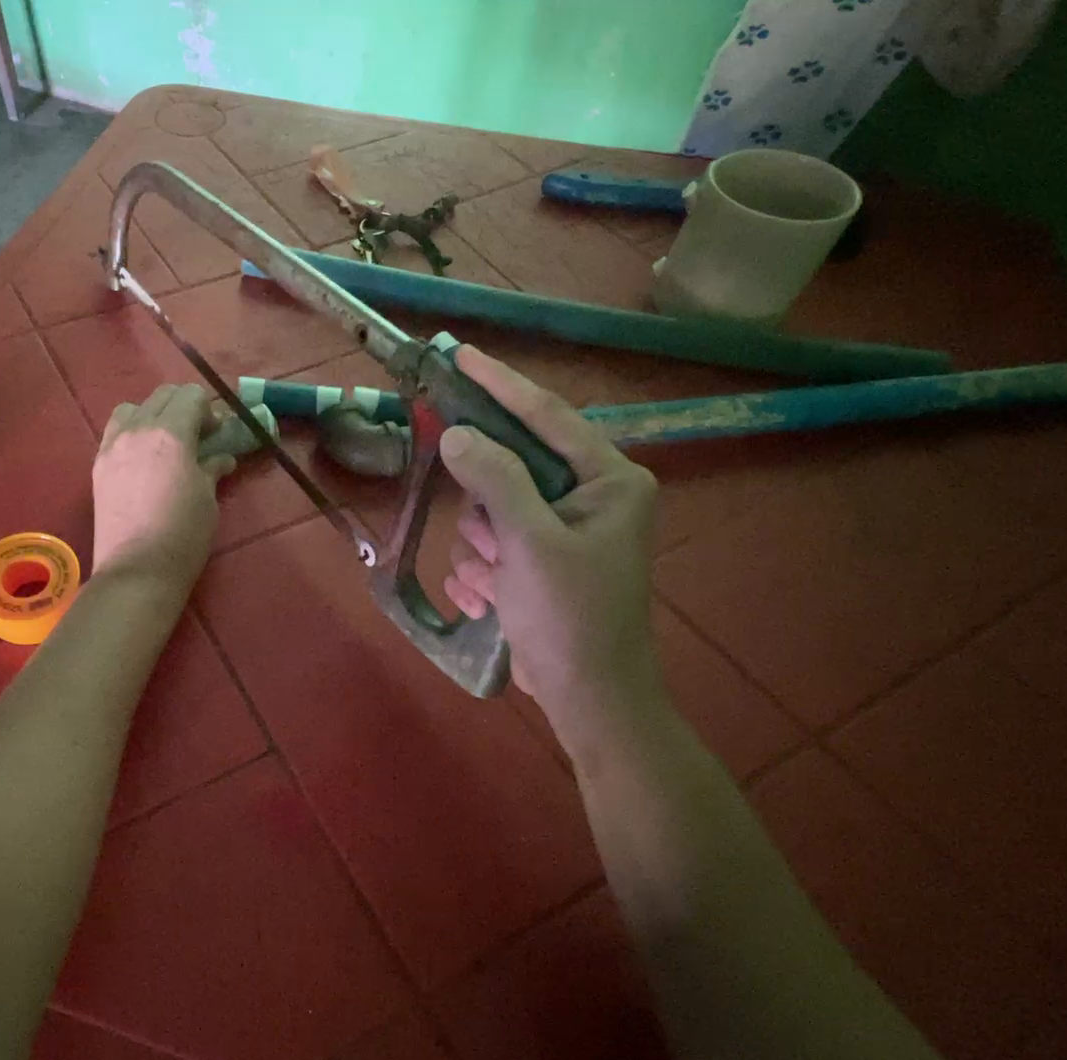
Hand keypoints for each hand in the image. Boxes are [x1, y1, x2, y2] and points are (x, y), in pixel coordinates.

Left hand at [91, 384, 235, 586]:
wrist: (137, 570)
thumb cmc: (183, 535)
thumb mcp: (207, 499)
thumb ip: (211, 468)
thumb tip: (221, 458)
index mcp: (170, 433)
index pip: (191, 396)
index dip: (209, 411)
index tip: (216, 434)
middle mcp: (137, 430)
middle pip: (161, 396)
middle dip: (183, 408)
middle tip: (196, 437)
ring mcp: (112, 446)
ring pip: (133, 408)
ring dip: (152, 416)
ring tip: (164, 444)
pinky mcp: (98, 466)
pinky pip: (114, 432)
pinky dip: (131, 433)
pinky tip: (142, 460)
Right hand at [438, 348, 665, 741]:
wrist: (588, 698)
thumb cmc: (572, 617)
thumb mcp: (532, 543)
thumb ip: (496, 480)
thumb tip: (456, 434)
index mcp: (609, 480)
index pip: (548, 416)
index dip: (501, 385)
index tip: (460, 355)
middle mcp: (589, 496)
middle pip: (509, 468)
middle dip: (488, 510)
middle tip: (493, 544)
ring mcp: (562, 531)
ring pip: (491, 509)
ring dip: (483, 548)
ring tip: (502, 586)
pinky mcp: (539, 561)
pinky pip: (490, 543)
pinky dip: (483, 571)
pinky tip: (494, 602)